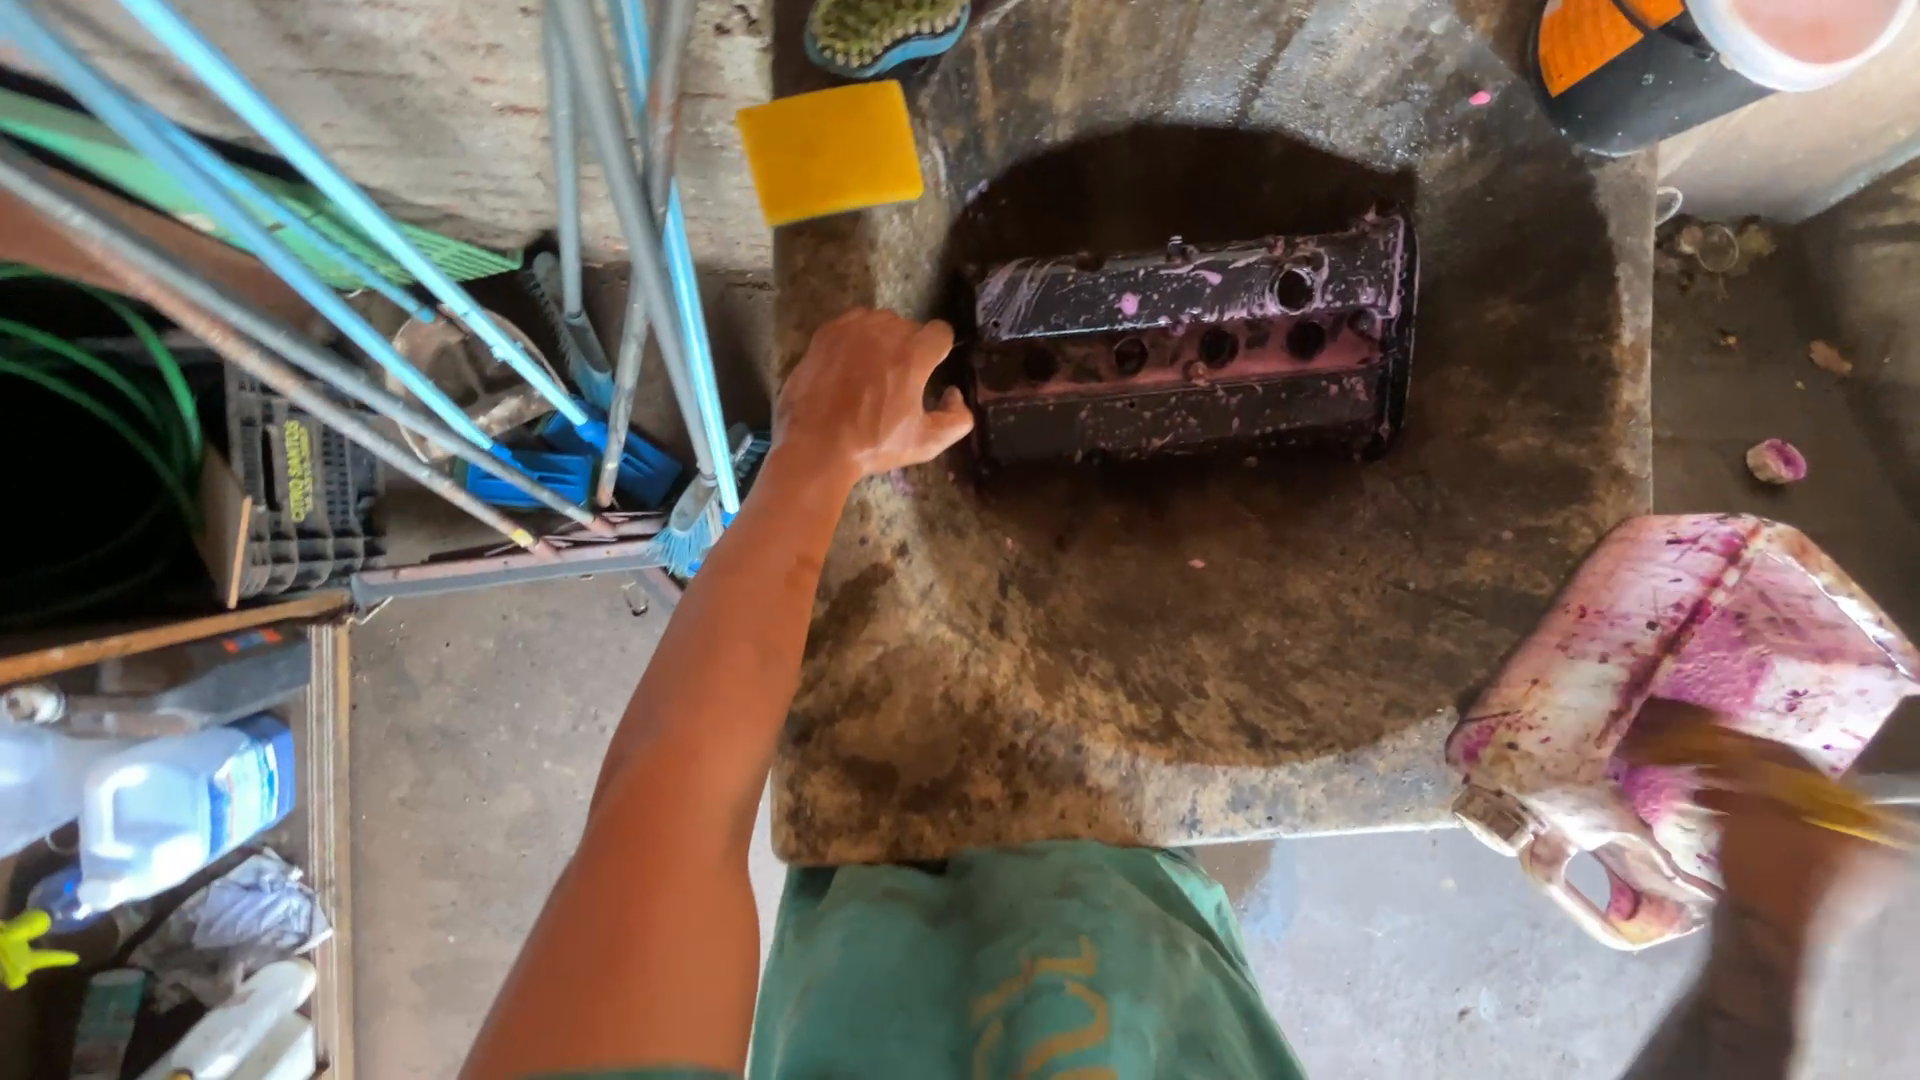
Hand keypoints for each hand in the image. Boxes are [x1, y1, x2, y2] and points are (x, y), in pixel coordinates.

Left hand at [774, 308, 973, 483]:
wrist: (816, 446)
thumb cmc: (873, 445)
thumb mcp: (927, 443)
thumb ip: (957, 419)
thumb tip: (954, 394)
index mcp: (913, 355)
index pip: (941, 332)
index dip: (939, 350)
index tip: (930, 369)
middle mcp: (885, 332)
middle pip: (910, 326)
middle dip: (910, 348)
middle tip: (898, 379)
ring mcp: (852, 329)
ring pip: (880, 321)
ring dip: (883, 339)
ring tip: (873, 370)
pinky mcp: (826, 334)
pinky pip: (852, 323)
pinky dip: (857, 337)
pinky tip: (850, 363)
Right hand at [1626, 700, 1905, 945]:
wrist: (1765, 937)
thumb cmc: (1770, 873)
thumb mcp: (1755, 812)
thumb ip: (1748, 771)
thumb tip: (1729, 737)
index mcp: (1866, 821)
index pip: (1804, 767)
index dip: (1752, 748)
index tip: (1710, 737)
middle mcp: (1866, 837)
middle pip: (1793, 786)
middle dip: (1739, 772)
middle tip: (1698, 763)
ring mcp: (1839, 857)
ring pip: (1781, 806)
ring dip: (1734, 792)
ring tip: (1695, 789)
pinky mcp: (1809, 869)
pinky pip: (1776, 827)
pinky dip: (1742, 815)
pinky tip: (1707, 811)